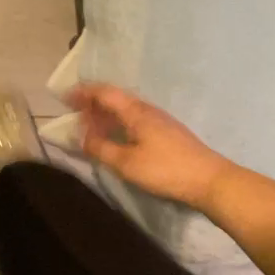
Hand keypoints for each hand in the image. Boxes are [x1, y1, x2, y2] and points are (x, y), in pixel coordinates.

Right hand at [65, 83, 236, 210]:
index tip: (65, 97)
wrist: (210, 180)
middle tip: (74, 112)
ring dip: (105, 114)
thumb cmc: (165, 169)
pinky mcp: (167, 132)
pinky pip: (134, 119)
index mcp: (136, 112)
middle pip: (115, 98)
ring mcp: (159, 120)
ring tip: (90, 125)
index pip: (104, 93)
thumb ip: (101, 148)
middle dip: (92, 103)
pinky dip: (118, 123)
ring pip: (125, 109)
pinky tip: (115, 136)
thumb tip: (81, 136)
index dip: (83, 93)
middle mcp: (147, 110)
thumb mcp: (127, 163)